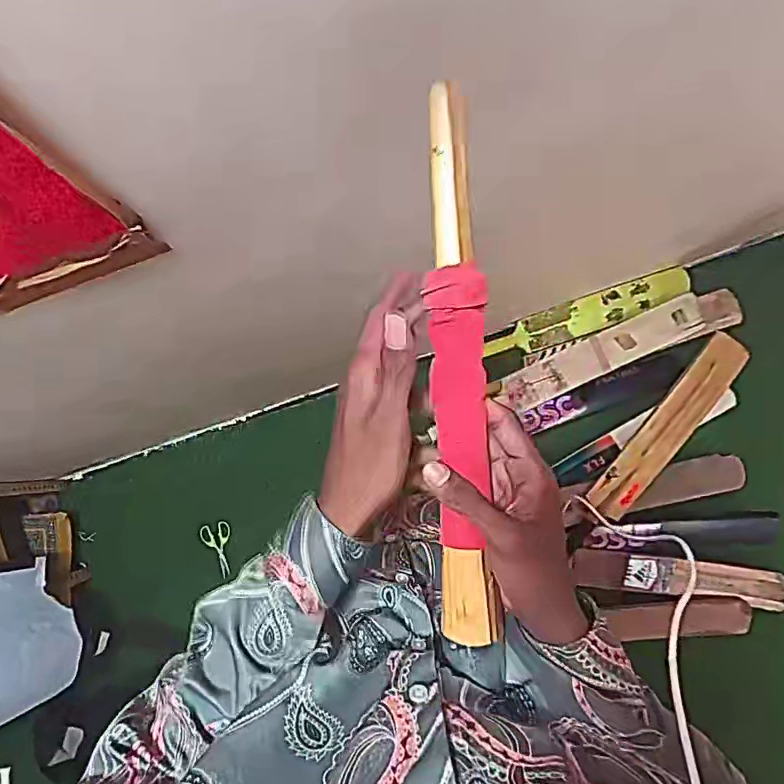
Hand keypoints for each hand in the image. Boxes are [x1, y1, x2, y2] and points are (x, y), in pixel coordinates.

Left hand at [318, 273, 425, 537]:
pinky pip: (400, 390)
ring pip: (396, 365)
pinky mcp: (376, 418)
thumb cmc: (370, 466)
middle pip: (388, 339)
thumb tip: (399, 321)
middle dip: (409, 315)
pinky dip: (415, 383)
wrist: (348, 508)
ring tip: (434, 336)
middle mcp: (363, 382)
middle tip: (433, 295)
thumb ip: (397, 369)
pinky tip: (427, 389)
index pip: (380, 324)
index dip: (396, 297)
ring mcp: (368, 400)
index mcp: (364, 375)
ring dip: (414, 350)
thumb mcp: (389, 415)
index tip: (415, 275)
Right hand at [421, 399, 589, 644]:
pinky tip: (434, 477)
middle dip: (461, 431)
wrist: (543, 607)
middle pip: (488, 443)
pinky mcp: (493, 512)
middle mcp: (519, 478)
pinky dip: (455, 482)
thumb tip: (433, 466)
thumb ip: (466, 498)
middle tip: (429, 417)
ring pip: (477, 466)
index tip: (455, 393)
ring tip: (425, 442)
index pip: (507, 427)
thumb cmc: (534, 570)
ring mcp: (505, 495)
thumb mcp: (499, 532)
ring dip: (455, 458)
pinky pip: (472, 488)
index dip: (483, 408)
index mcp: (531, 474)